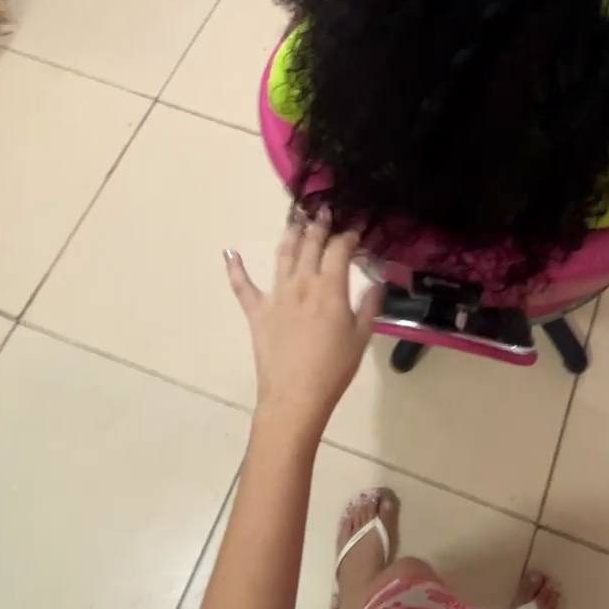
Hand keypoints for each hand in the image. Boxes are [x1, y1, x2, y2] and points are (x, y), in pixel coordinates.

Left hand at [225, 214, 385, 433]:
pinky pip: (243, 286)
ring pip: (283, 256)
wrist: (295, 397)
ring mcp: (276, 296)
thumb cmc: (334, 368)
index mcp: (329, 288)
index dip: (349, 236)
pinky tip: (229, 252)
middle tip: (324, 211)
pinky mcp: (257, 312)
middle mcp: (302, 283)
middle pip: (310, 245)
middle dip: (318, 225)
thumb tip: (378, 282)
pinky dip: (235, 268)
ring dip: (290, 235)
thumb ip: (370, 305)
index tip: (357, 229)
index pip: (339, 249)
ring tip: (295, 219)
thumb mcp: (361, 336)